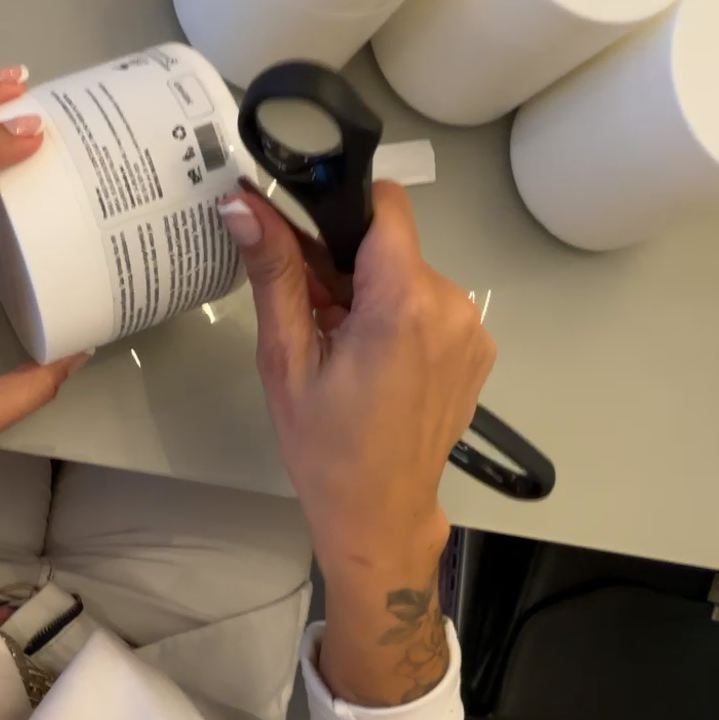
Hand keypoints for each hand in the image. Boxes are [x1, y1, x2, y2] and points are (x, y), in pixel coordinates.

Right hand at [219, 183, 493, 705]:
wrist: (378, 515)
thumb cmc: (323, 447)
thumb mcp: (286, 362)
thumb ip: (272, 276)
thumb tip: (241, 208)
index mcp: (403, 303)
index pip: (384, 204)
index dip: (338, 209)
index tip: (302, 241)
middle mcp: (453, 304)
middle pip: (392, 244)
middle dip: (344, 265)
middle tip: (307, 314)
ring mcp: (472, 328)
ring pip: (410, 273)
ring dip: (369, 292)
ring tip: (339, 347)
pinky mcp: (477, 348)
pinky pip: (430, 304)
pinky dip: (396, 315)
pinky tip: (372, 362)